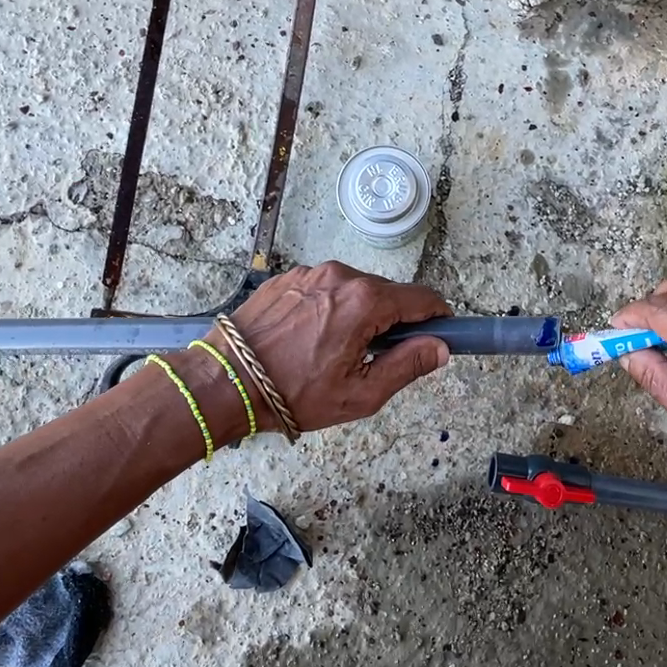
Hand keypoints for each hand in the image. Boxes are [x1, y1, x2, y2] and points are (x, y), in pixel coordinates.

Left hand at [221, 261, 451, 431]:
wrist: (226, 381)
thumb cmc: (292, 393)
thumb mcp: (360, 393)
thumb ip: (407, 366)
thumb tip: (440, 348)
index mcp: (364, 301)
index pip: (421, 298)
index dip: (437, 316)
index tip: (441, 331)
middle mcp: (340, 276)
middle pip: (387, 293)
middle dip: (394, 320)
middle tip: (380, 356)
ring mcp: (310, 273)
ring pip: (355, 289)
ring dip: (360, 313)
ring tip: (338, 350)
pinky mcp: (287, 278)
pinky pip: (324, 288)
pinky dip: (330, 308)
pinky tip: (313, 338)